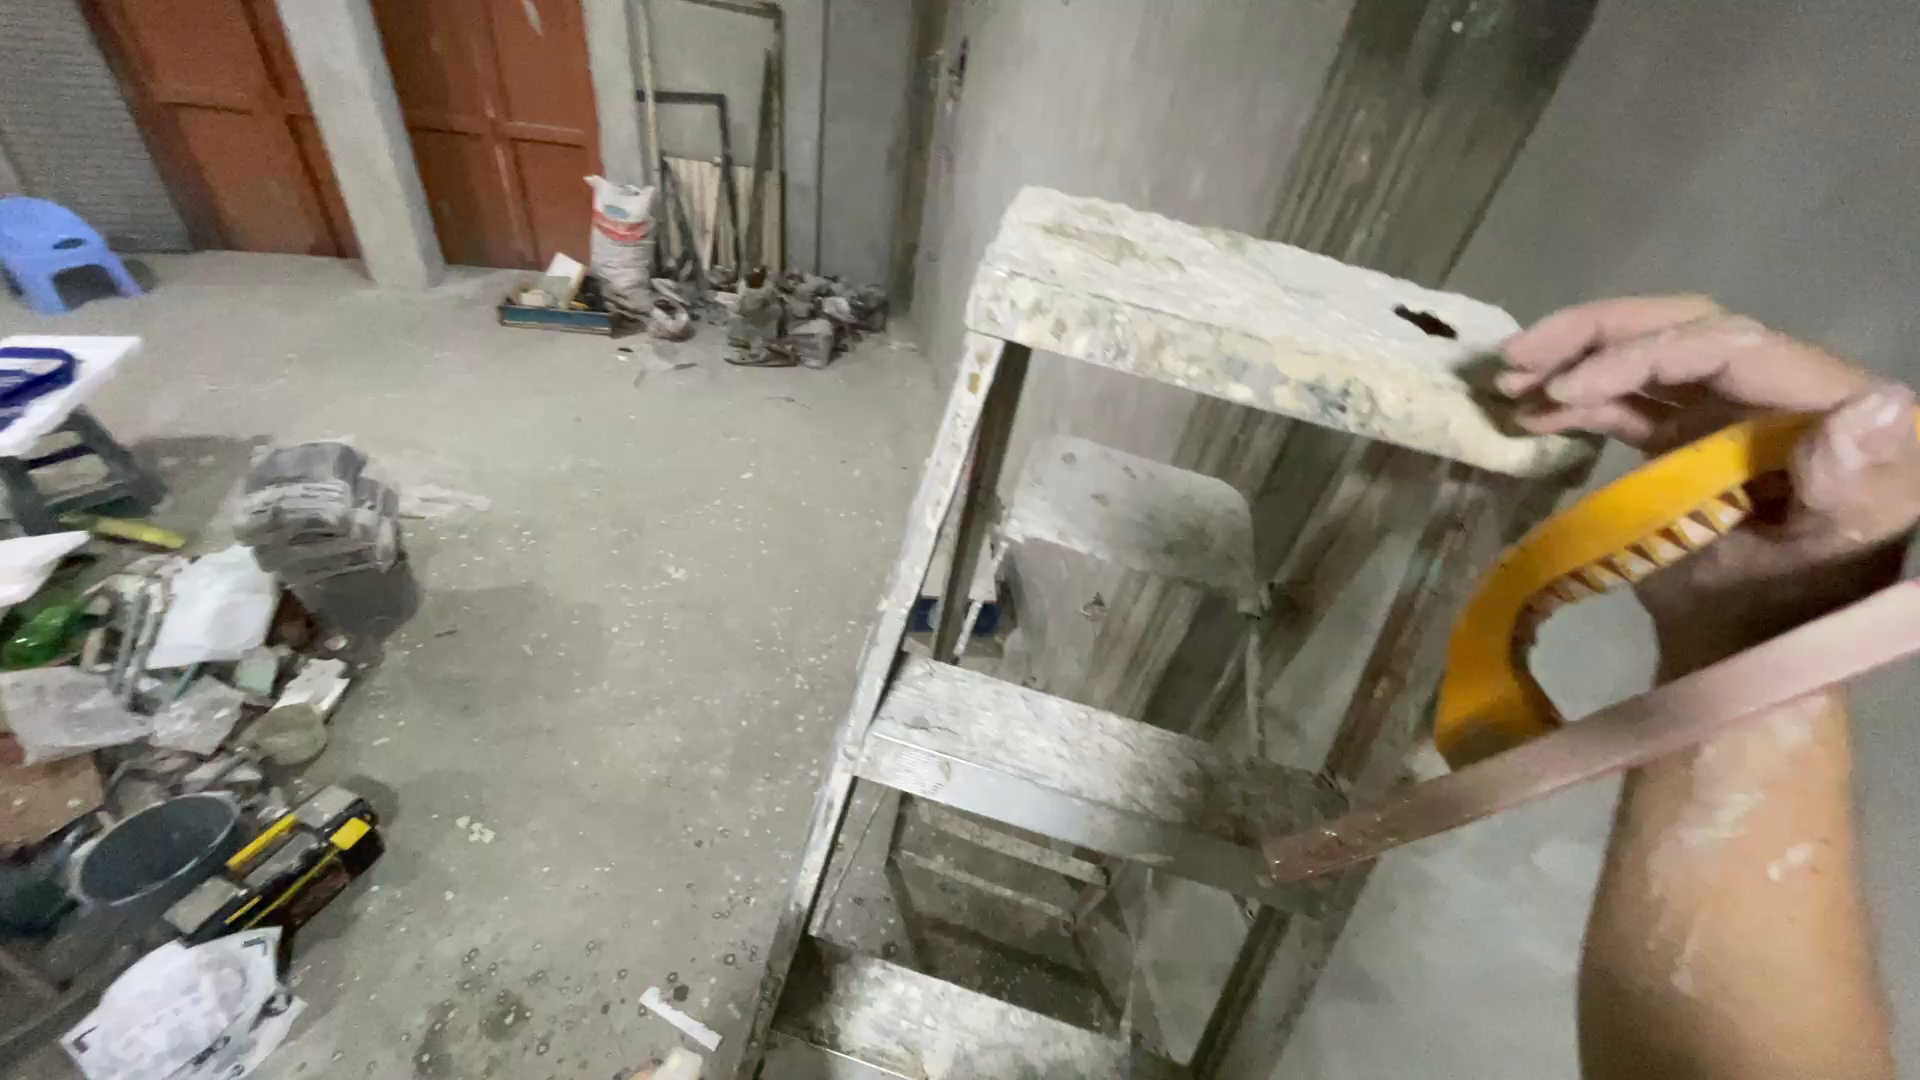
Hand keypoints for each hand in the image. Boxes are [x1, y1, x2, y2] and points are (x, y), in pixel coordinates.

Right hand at [1498, 296, 1919, 675]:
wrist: (1739, 635)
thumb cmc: (1785, 602)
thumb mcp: (1830, 549)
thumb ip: (1855, 480)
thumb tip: (1873, 404)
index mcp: (1823, 406)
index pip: (1728, 346)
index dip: (1636, 355)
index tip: (1560, 391)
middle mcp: (1774, 394)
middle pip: (1682, 329)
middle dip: (1594, 333)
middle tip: (1515, 356)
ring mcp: (1721, 413)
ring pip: (1645, 353)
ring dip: (1572, 360)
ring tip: (1506, 384)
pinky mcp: (1679, 436)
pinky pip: (1622, 400)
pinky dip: (1571, 400)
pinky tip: (1528, 416)